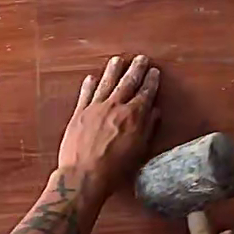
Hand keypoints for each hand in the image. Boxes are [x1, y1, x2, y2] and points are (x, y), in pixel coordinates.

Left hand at [59, 55, 159, 197]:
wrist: (84, 175)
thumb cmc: (115, 169)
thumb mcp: (139, 151)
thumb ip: (148, 129)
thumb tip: (154, 112)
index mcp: (133, 116)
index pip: (145, 93)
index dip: (151, 82)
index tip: (154, 72)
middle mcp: (115, 107)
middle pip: (127, 83)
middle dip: (136, 70)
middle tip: (141, 59)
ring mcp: (95, 108)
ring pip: (106, 83)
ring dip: (113, 70)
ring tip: (118, 60)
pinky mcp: (79, 114)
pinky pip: (85, 94)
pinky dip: (89, 85)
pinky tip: (91, 78)